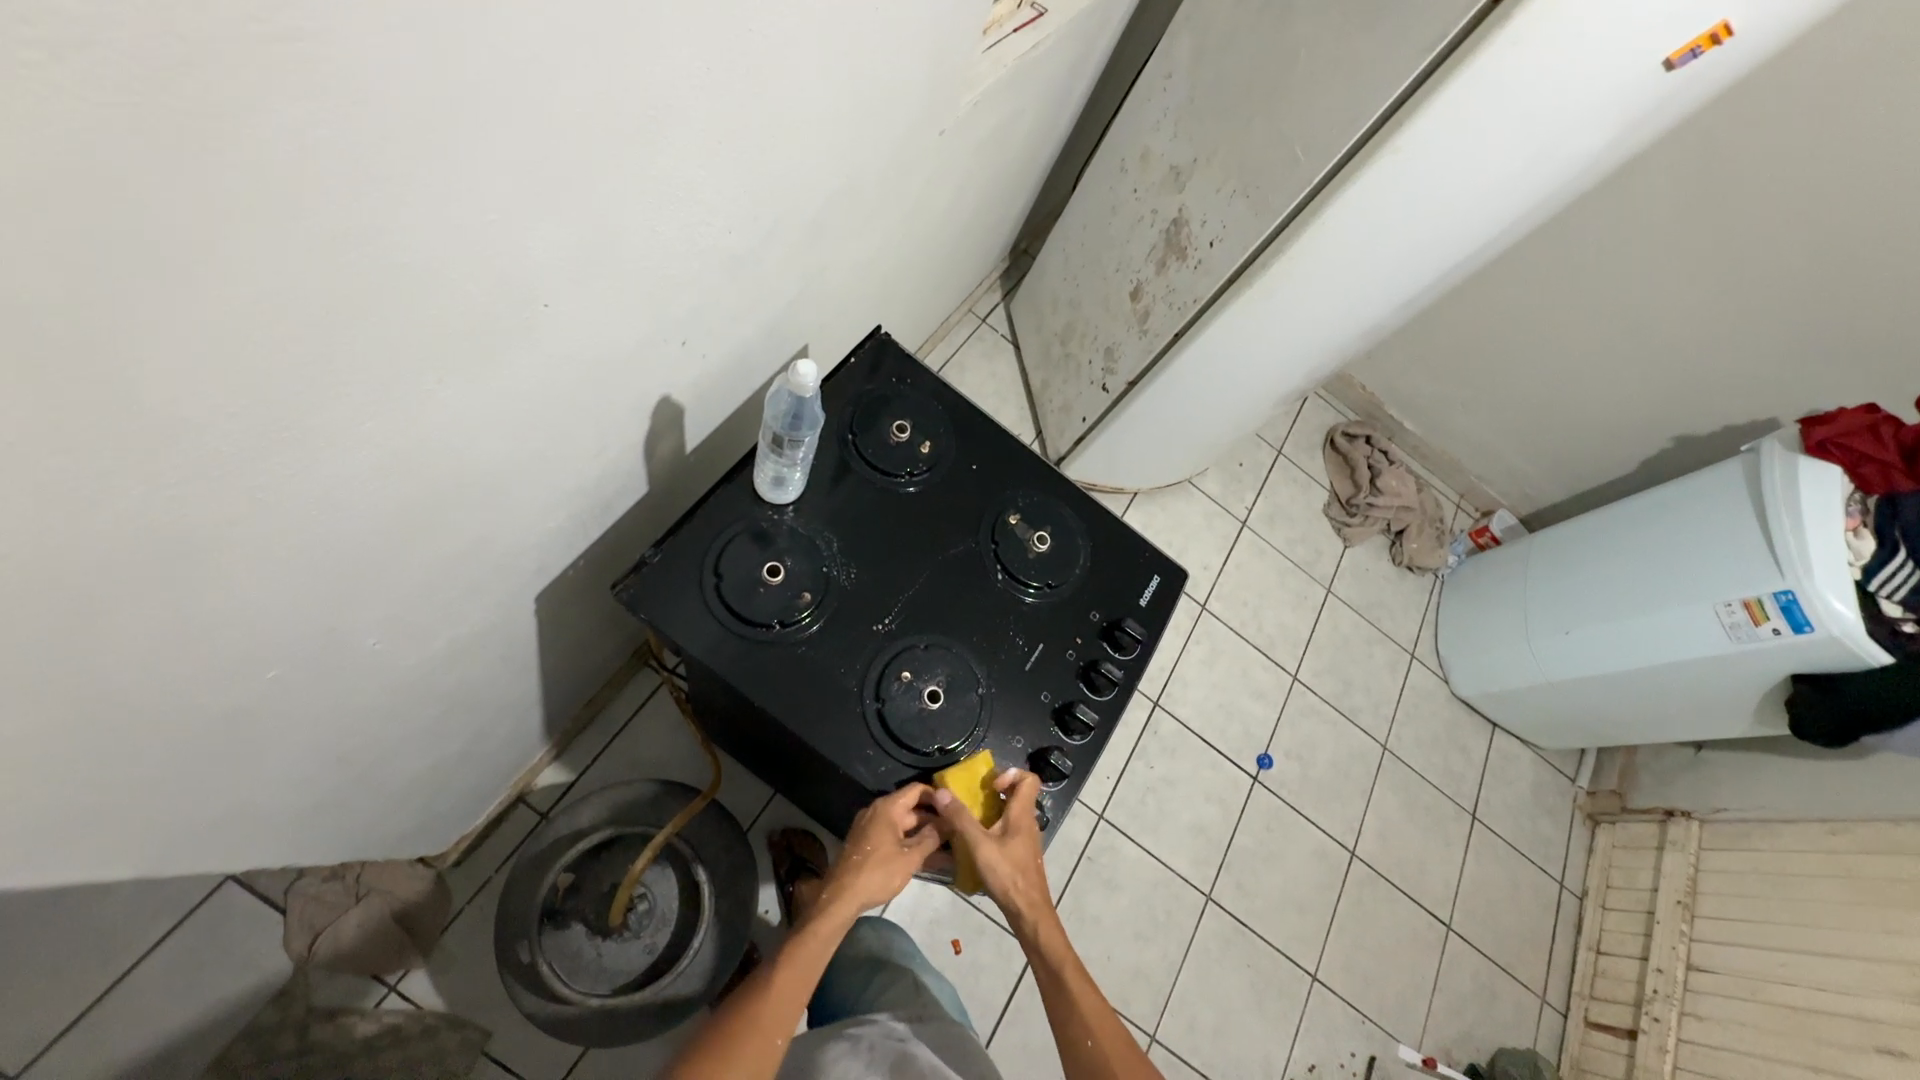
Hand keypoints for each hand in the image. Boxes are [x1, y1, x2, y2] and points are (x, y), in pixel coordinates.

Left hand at [814, 784, 942, 920]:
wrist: (841, 896)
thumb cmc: (878, 873)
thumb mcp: (910, 857)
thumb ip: (931, 838)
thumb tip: (949, 823)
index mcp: (888, 808)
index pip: (917, 790)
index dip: (937, 796)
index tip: (954, 806)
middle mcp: (878, 811)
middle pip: (911, 808)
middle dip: (933, 818)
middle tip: (956, 828)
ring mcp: (871, 826)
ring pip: (903, 824)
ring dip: (922, 833)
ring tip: (947, 843)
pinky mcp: (867, 841)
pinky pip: (893, 835)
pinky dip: (908, 841)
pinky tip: (927, 854)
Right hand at [933, 768, 1052, 933]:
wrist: (1028, 911)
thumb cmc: (1007, 874)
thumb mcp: (978, 845)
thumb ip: (960, 818)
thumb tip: (941, 791)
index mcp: (1022, 813)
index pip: (1029, 779)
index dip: (1010, 774)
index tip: (990, 786)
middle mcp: (1028, 822)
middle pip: (1018, 795)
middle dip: (995, 793)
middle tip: (973, 800)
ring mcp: (1027, 839)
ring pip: (1013, 815)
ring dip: (993, 812)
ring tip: (970, 821)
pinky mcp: (1022, 854)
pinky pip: (1010, 831)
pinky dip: (994, 830)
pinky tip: (977, 845)